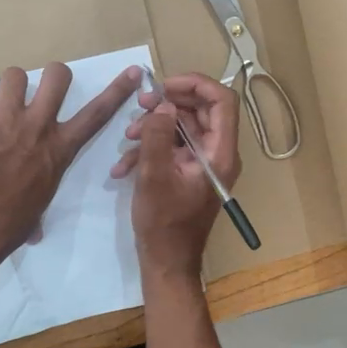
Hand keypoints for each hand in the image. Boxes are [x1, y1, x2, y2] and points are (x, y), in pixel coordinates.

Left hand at [0, 62, 140, 277]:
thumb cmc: (9, 228)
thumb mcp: (38, 210)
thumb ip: (37, 199)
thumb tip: (34, 231)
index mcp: (60, 149)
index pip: (98, 113)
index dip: (118, 89)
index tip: (133, 71)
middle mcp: (36, 126)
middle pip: (56, 76)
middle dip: (52, 76)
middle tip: (40, 91)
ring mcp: (3, 121)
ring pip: (13, 75)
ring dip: (6, 90)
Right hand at [112, 73, 240, 278]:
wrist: (166, 262)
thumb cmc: (163, 224)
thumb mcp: (154, 176)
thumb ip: (158, 136)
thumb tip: (163, 106)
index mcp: (220, 153)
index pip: (222, 101)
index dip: (195, 85)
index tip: (164, 86)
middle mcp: (218, 154)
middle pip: (201, 110)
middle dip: (168, 105)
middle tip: (140, 106)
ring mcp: (203, 164)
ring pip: (183, 127)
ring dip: (154, 127)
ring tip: (128, 136)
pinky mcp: (189, 173)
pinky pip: (174, 148)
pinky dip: (150, 149)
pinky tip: (124, 165)